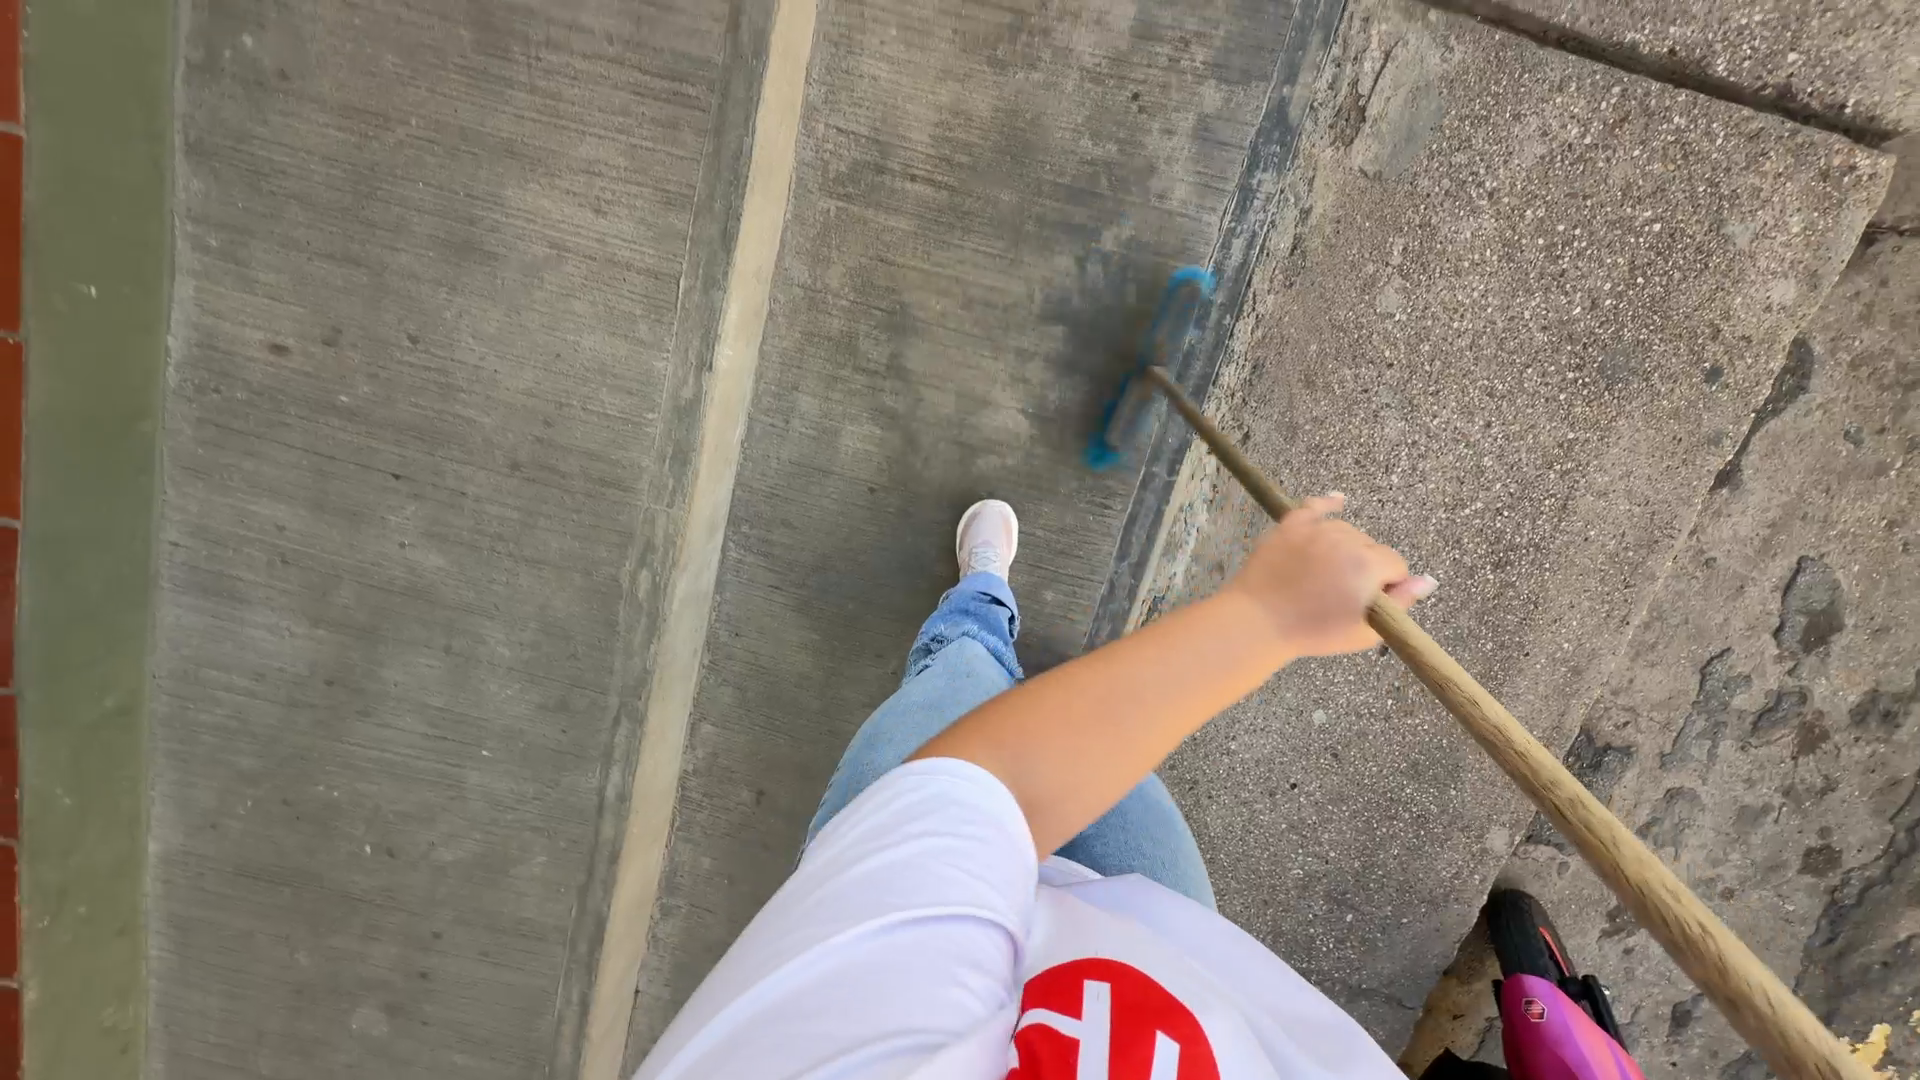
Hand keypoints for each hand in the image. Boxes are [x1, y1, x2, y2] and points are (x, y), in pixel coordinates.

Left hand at [1226, 493, 1434, 656]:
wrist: (1258, 621)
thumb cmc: (1313, 631)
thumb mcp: (1365, 630)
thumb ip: (1400, 602)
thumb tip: (1427, 581)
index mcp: (1368, 563)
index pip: (1394, 564)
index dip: (1385, 583)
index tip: (1366, 598)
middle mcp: (1344, 540)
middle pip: (1369, 546)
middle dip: (1363, 566)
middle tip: (1339, 590)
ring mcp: (1314, 530)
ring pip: (1344, 530)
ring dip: (1342, 546)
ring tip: (1326, 571)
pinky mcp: (1288, 527)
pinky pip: (1312, 507)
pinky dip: (1326, 503)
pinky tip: (1337, 500)